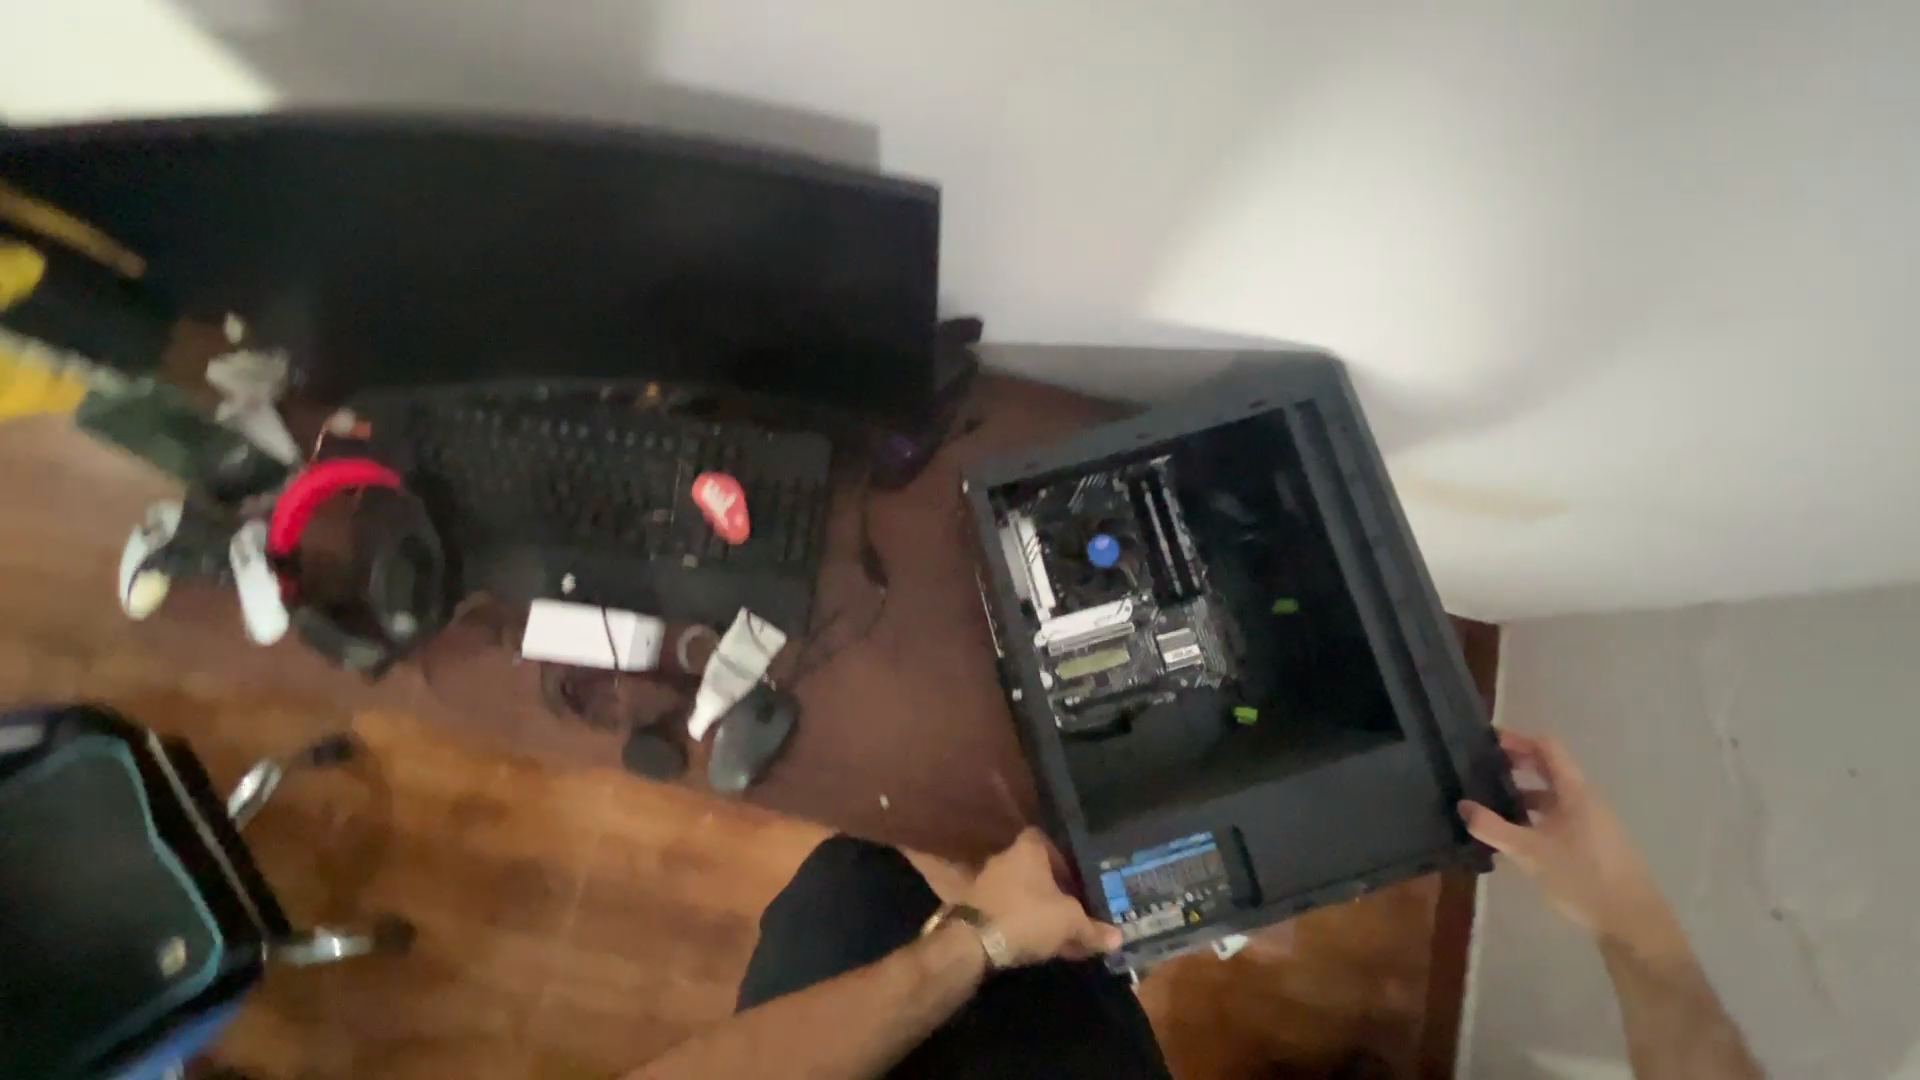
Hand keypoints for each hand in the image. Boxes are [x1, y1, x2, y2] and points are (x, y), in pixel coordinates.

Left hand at [964, 828, 1122, 965]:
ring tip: (1058, 932)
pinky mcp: (977, 907)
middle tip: (1073, 908)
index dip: (1062, 857)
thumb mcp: (1069, 922)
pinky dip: (1021, 923)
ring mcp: (987, 882)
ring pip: (1021, 892)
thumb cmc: (1027, 915)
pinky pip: (1007, 910)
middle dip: (1053, 889)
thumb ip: (1093, 928)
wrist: (975, 940)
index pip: (1045, 839)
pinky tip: (1036, 943)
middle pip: (1034, 869)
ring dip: (1037, 908)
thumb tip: (1119, 937)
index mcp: (1027, 849)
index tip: (1077, 879)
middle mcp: (1005, 858)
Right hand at [1459, 731, 1680, 949]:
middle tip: (1481, 766)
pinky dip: (1535, 812)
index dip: (1517, 739)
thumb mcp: (1529, 853)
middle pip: (1550, 767)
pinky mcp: (1593, 842)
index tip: (1486, 740)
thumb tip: (1463, 806)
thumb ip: (1492, 827)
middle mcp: (1587, 801)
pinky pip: (1559, 814)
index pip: (1547, 747)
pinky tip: (1515, 830)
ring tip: (1491, 798)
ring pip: (1554, 793)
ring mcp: (1593, 822)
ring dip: (1523, 790)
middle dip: (1516, 762)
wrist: (1635, 926)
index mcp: (1576, 793)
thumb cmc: (1583, 879)